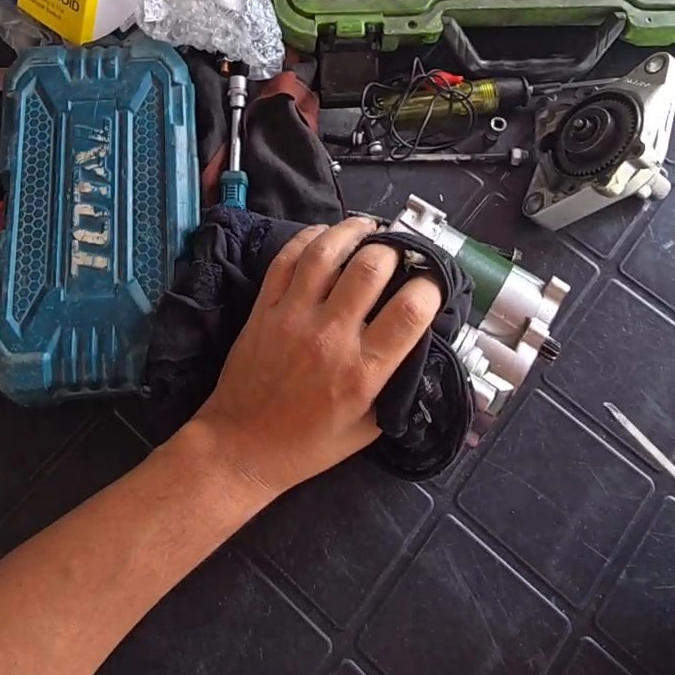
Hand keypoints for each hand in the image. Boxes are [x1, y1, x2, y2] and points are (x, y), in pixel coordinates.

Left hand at [183, 217, 441, 495]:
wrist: (242, 447)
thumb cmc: (309, 444)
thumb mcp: (369, 427)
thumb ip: (397, 386)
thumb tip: (420, 346)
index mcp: (363, 371)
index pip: (410, 311)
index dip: (430, 287)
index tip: (432, 283)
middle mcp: (330, 337)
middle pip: (370, 268)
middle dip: (394, 250)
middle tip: (400, 251)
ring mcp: (293, 317)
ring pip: (325, 253)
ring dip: (352, 231)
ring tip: (369, 227)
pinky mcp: (264, 308)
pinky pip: (287, 259)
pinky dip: (309, 238)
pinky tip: (325, 234)